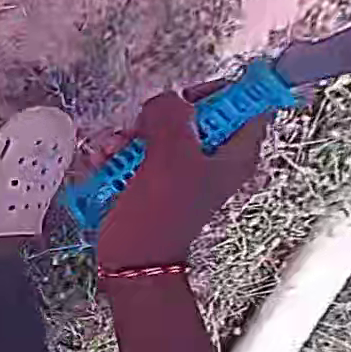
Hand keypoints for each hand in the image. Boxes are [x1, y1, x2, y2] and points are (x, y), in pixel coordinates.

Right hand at [90, 86, 269, 270]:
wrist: (130, 260)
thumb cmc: (158, 216)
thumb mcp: (170, 159)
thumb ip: (171, 118)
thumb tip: (163, 100)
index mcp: (234, 153)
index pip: (246, 102)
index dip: (218, 91)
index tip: (185, 98)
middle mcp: (211, 160)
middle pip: (193, 116)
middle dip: (158, 119)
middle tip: (140, 130)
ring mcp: (179, 172)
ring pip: (158, 135)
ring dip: (130, 138)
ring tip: (112, 151)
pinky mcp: (151, 184)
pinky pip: (136, 156)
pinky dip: (118, 156)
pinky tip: (104, 163)